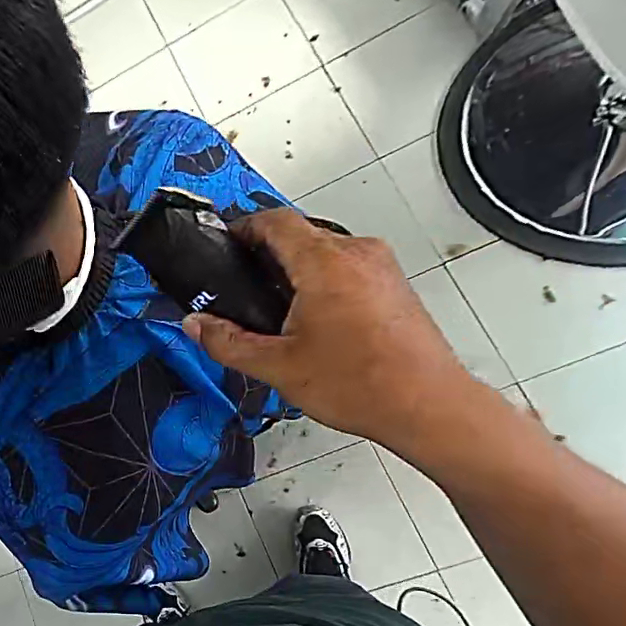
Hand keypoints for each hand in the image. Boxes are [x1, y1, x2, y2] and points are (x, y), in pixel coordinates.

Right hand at [184, 209, 486, 451]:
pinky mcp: (396, 286)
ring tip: (285, 313)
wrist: (425, 405)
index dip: (244, 228)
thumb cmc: (367, 385)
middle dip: (270, 257)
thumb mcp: (279, 367)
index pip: (274, 220)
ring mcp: (382, 268)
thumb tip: (199, 327)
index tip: (230, 241)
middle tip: (250, 287)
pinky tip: (321, 325)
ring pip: (328, 253)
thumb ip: (229, 342)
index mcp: (324, 262)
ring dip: (301, 272)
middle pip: (301, 235)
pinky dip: (329, 284)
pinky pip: (352, 270)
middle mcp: (358, 253)